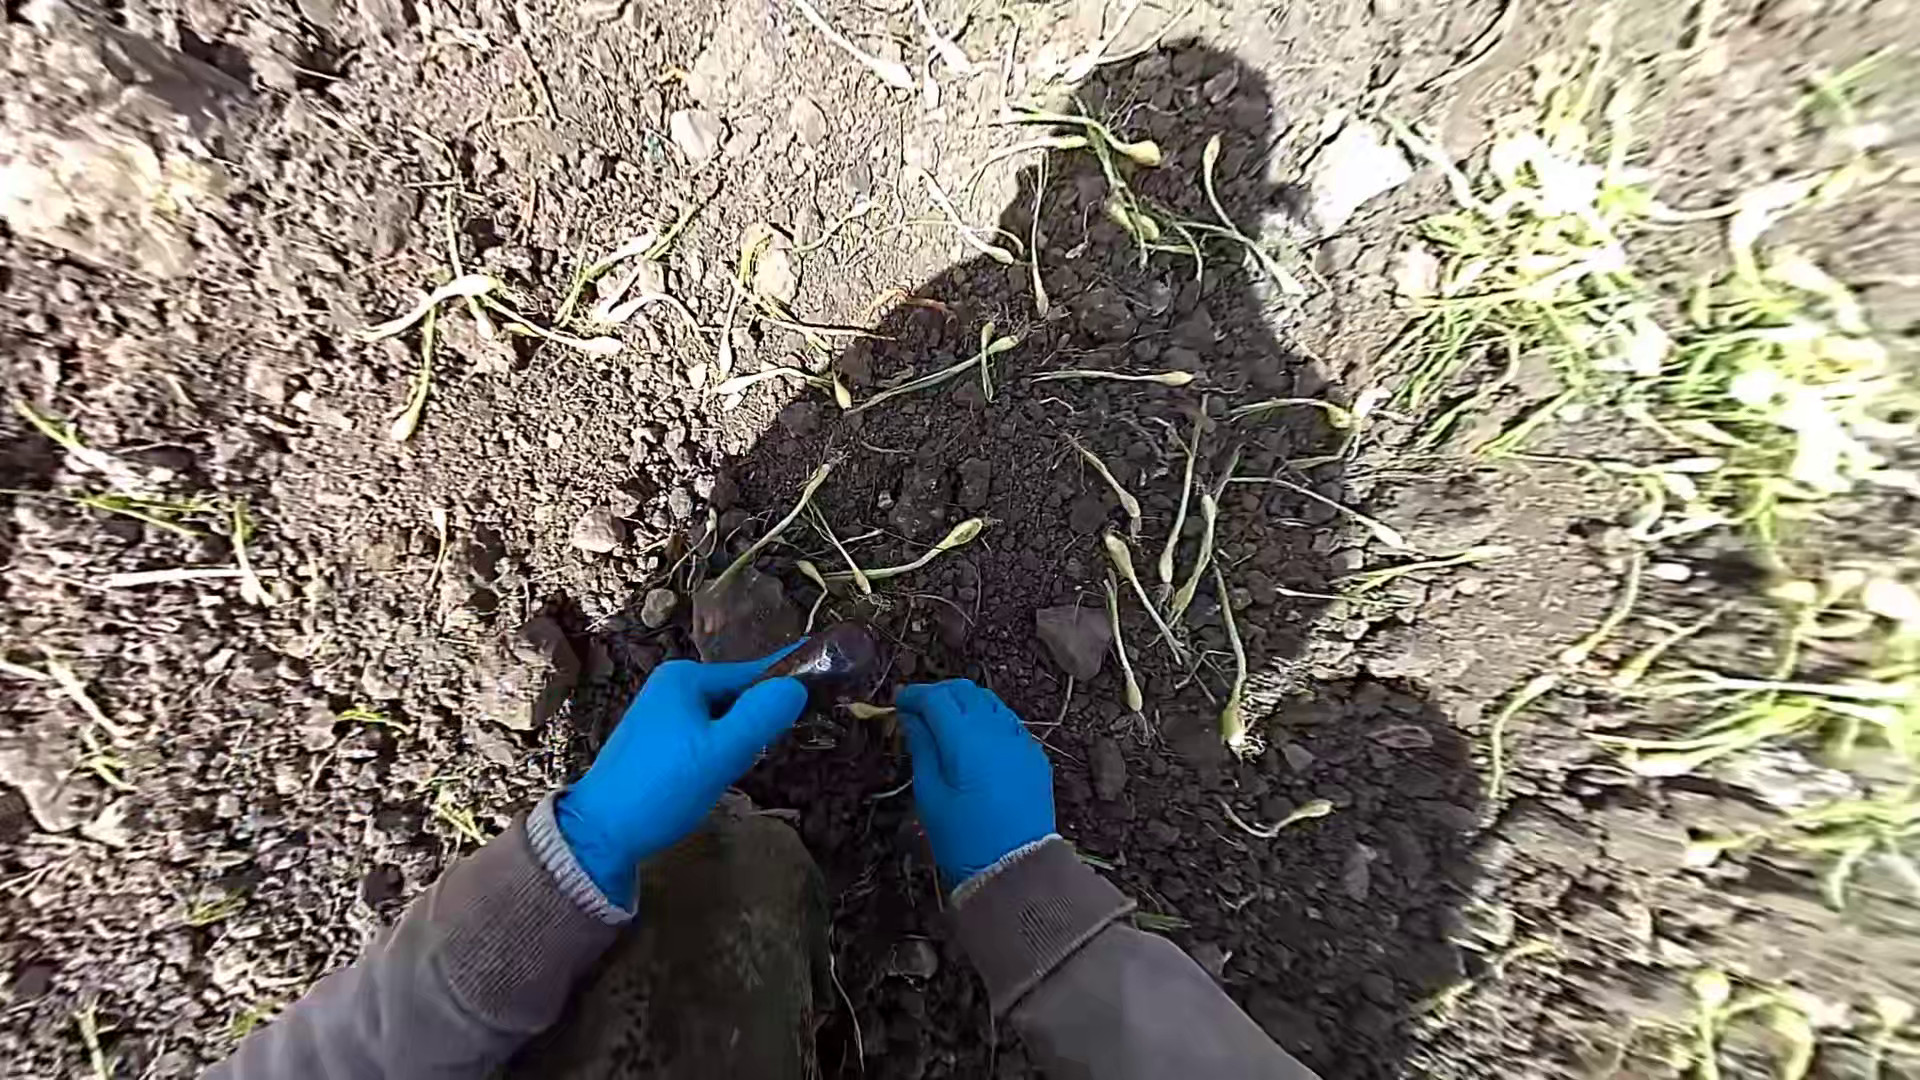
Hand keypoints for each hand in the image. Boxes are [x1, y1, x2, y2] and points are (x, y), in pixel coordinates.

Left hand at [555, 649, 806, 906]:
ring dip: (738, 739)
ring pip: (726, 717)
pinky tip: (715, 773)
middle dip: (754, 723)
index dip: (784, 685)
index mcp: (686, 678)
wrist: (598, 838)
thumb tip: (798, 686)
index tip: (822, 680)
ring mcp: (665, 711)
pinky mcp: (662, 737)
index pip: (752, 674)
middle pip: (740, 696)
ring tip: (730, 768)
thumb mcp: (719, 752)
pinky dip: (721, 748)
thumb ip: (761, 716)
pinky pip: (709, 731)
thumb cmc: (661, 788)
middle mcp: (674, 685)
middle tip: (755, 753)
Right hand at [897, 679, 1054, 885]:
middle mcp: (996, 729)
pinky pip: (1006, 721)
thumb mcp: (931, 795)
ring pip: (988, 701)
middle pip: (965, 691)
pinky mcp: (1034, 754)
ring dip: (964, 702)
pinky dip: (986, 718)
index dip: (914, 695)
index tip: (899, 702)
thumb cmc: (964, 839)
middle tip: (919, 710)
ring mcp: (1020, 739)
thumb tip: (911, 717)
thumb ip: (921, 748)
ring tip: (945, 721)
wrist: (1019, 871)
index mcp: (966, 738)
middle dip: (939, 693)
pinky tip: (974, 738)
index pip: (936, 698)